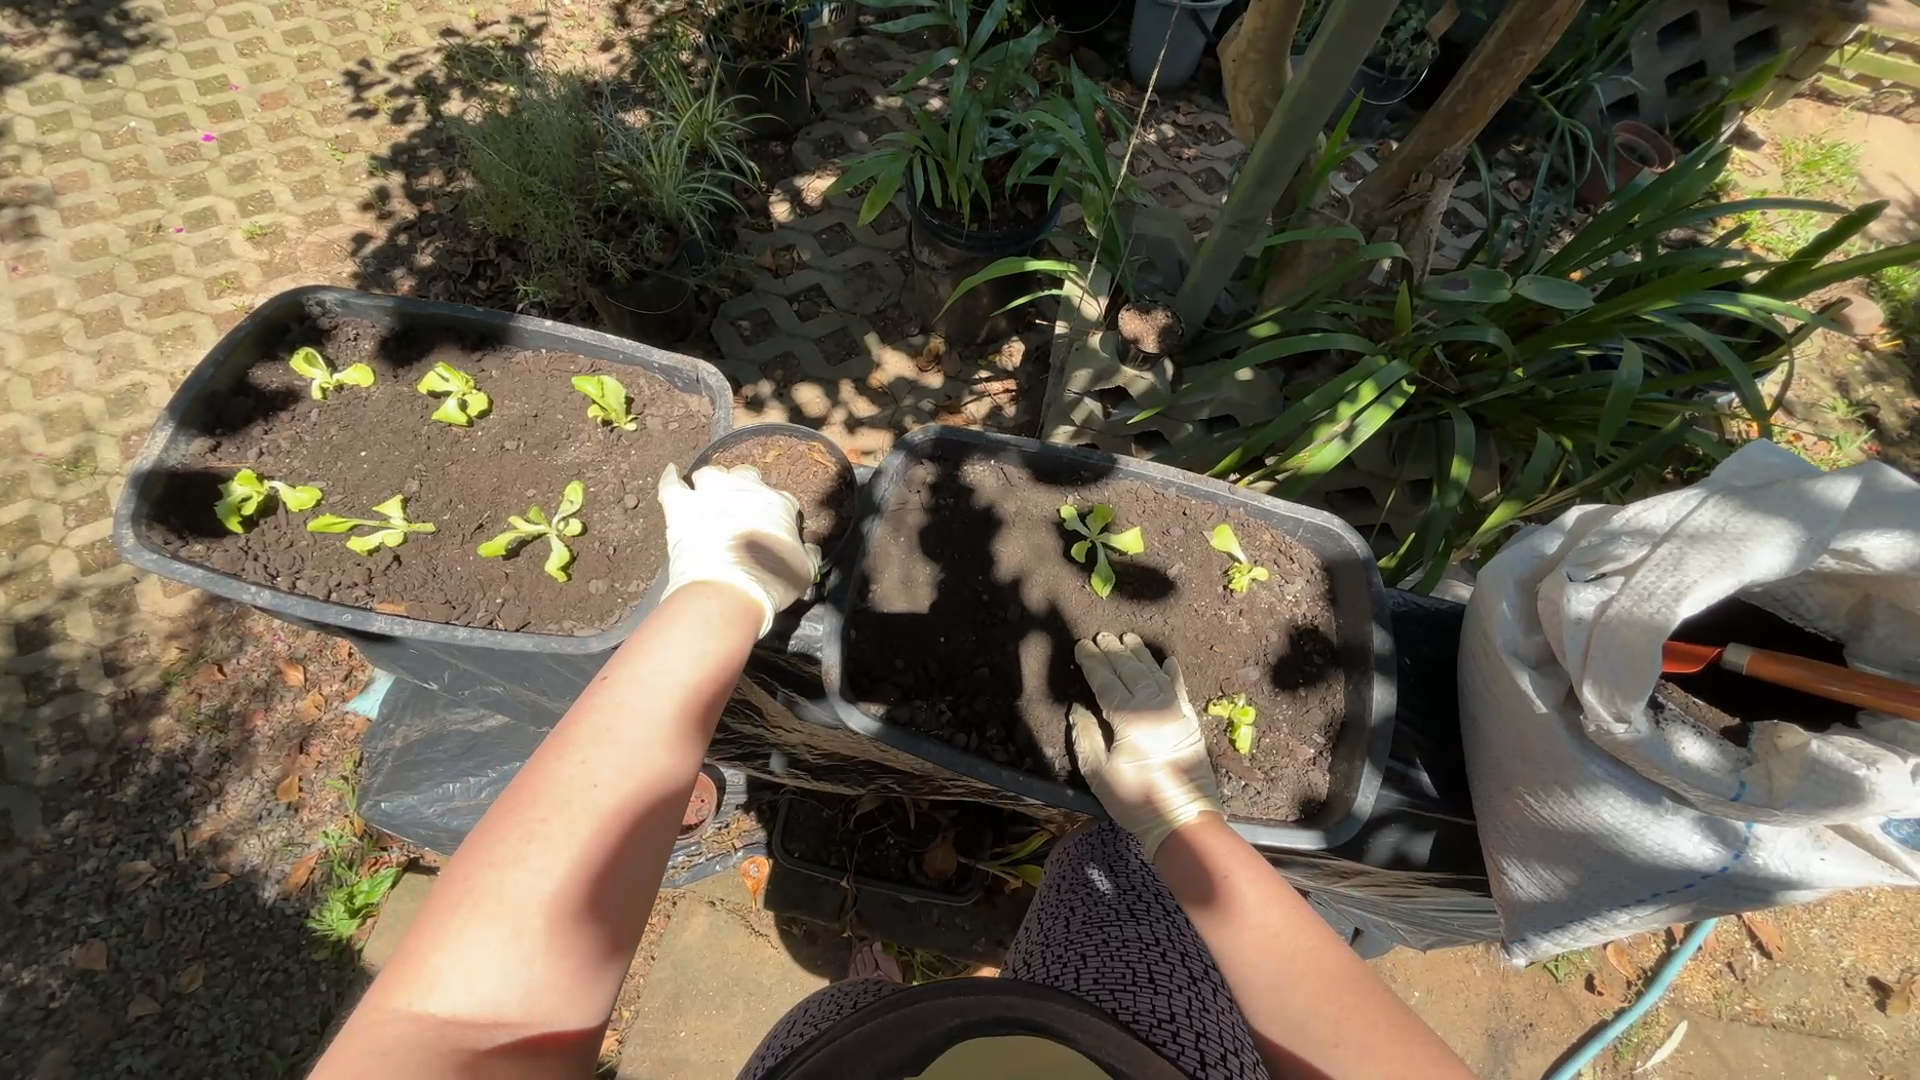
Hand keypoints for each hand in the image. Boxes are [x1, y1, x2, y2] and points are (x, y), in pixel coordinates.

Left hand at [656, 463, 819, 636]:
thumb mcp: (805, 571)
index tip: (771, 527)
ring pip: (712, 474)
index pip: (780, 499)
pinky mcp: (681, 505)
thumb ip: (809, 554)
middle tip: (740, 508)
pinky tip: (673, 473)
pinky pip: (673, 483)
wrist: (728, 590)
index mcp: (779, 504)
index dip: (774, 512)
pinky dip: (672, 478)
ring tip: (710, 494)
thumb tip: (811, 549)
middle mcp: (747, 489)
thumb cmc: (772, 581)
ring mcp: (711, 493)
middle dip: (743, 488)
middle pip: (746, 476)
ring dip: (712, 482)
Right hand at [1071, 631, 1223, 856]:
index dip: (1092, 662)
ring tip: (1128, 638)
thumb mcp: (1098, 772)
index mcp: (1129, 718)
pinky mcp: (1191, 723)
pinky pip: (1180, 690)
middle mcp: (1154, 707)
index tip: (1081, 645)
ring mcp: (1176, 712)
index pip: (1106, 681)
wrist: (1184, 821)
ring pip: (1154, 674)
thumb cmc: (1135, 800)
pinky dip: (1173, 673)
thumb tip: (1078, 708)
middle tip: (1101, 636)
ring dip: (1140, 655)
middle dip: (1114, 652)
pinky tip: (1168, 660)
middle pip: (1131, 671)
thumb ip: (1086, 736)